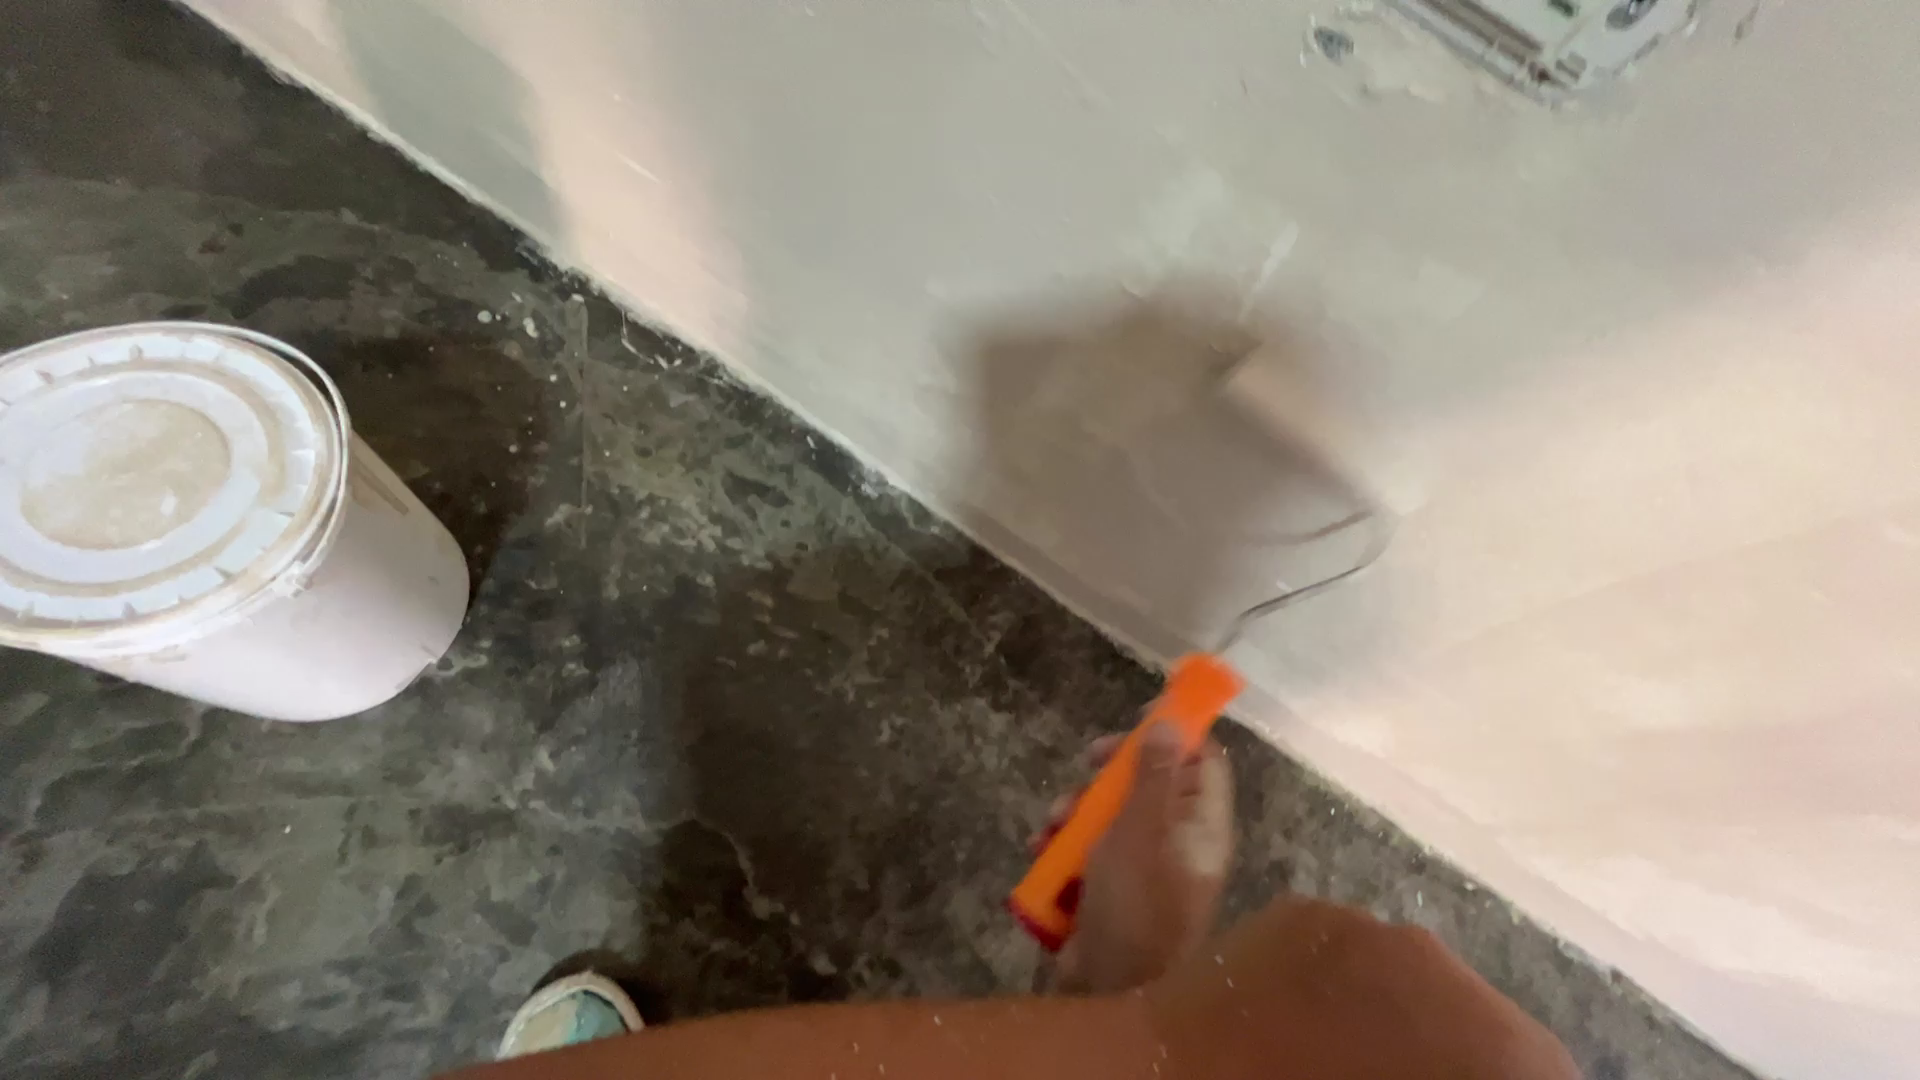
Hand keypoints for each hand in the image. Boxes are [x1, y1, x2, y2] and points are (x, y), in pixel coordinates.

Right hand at [1039, 723, 1234, 993]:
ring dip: (1075, 809)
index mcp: (1201, 825)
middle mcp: (1175, 838)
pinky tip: (1043, 850)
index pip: (1201, 759)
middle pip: (1147, 779)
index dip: (1175, 731)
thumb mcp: (1142, 831)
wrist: (1109, 993)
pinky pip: (1086, 844)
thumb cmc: (1136, 904)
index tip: (1139, 714)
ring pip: (1108, 810)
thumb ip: (1152, 774)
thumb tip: (1170, 720)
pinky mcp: (1107, 882)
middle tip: (1088, 762)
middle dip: (1109, 770)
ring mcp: (1140, 862)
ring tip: (1054, 824)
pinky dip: (1063, 843)